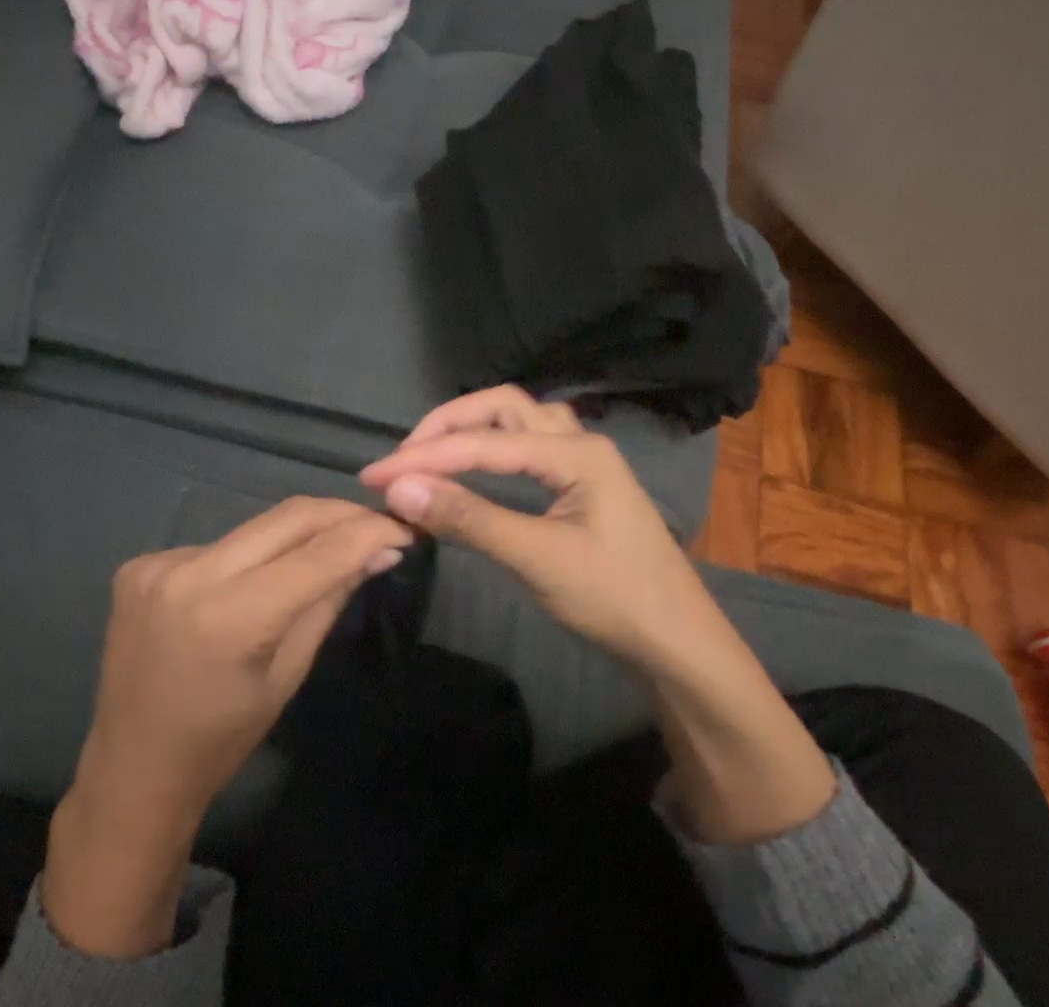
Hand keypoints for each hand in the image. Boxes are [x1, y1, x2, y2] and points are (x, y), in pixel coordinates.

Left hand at [44, 498, 411, 957]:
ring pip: (252, 529)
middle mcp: (189, 575)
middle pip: (286, 518)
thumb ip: (329, 601)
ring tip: (328, 551)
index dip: (368, 533)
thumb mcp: (289, 674)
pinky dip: (249, 556)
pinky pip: (216, 545)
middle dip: (340, 515)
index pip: (318, 554)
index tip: (404, 528)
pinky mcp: (140, 564)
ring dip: (297, 534)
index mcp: (230, 617)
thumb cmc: (222, 737)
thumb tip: (378, 551)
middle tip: (379, 524)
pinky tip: (255, 582)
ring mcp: (157, 564)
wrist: (134, 765)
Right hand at [359, 385, 724, 671]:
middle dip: (449, 425)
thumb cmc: (614, 599)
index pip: (483, 443)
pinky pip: (531, 450)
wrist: (676, 640)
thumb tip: (400, 490)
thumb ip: (469, 519)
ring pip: (520, 425)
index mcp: (577, 453)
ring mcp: (587, 465)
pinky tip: (476, 470)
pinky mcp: (584, 489)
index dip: (424, 458)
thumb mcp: (537, 559)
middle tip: (404, 458)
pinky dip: (494, 451)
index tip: (373, 478)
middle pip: (504, 409)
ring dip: (473, 430)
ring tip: (431, 457)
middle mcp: (581, 444)